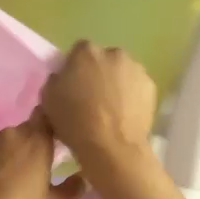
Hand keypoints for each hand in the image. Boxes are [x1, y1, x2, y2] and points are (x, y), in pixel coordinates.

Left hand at [0, 112, 86, 198]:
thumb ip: (73, 188)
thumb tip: (81, 177)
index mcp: (37, 141)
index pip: (48, 115)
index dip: (54, 123)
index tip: (59, 138)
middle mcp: (14, 133)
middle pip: (30, 128)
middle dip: (36, 142)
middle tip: (40, 164)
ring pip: (10, 138)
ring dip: (16, 149)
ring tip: (16, 173)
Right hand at [40, 41, 156, 160]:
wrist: (112, 147)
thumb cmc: (75, 122)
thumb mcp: (48, 99)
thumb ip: (56, 80)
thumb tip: (63, 76)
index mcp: (86, 52)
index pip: (79, 52)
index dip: (76, 68)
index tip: (73, 86)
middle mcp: (114, 53)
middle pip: (104, 60)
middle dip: (99, 73)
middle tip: (93, 98)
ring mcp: (136, 69)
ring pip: (123, 73)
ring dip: (117, 84)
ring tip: (111, 109)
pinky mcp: (151, 87)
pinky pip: (137, 87)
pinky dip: (132, 96)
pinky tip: (125, 115)